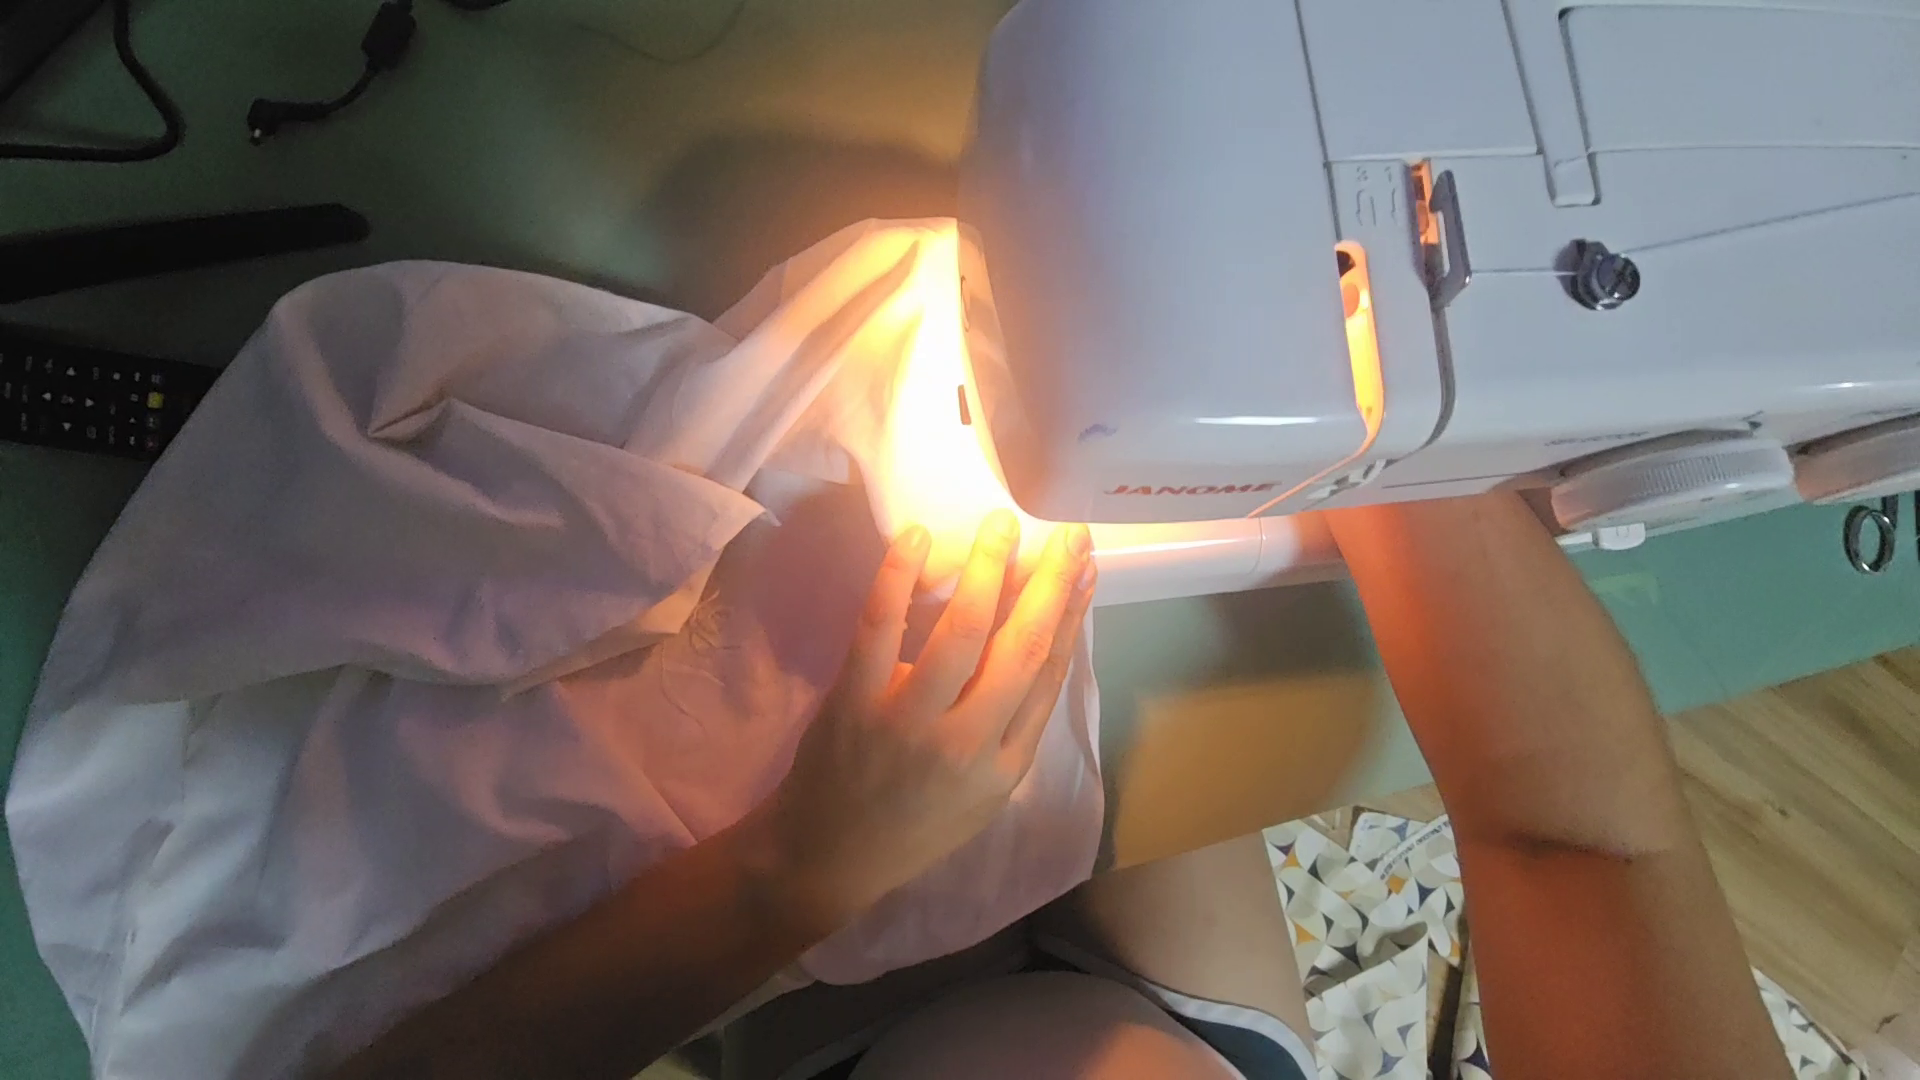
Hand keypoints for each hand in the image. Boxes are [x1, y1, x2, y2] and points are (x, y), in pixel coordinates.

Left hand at [757, 510, 1096, 925]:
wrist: (828, 859)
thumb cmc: (914, 824)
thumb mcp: (985, 794)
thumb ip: (1011, 726)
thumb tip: (1038, 648)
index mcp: (1006, 763)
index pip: (1050, 674)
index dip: (1073, 615)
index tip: (1085, 570)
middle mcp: (969, 742)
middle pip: (1023, 646)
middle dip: (1051, 583)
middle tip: (1068, 534)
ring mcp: (910, 719)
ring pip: (963, 628)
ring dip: (988, 567)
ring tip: (1001, 525)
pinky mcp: (856, 700)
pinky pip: (881, 625)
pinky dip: (898, 575)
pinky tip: (917, 538)